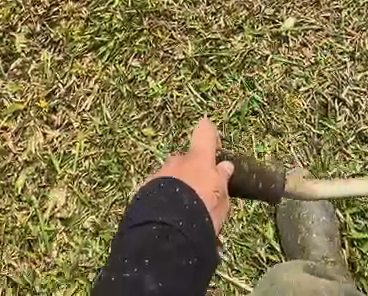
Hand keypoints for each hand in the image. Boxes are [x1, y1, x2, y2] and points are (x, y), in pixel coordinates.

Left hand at [147, 117, 234, 234]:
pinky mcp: (143, 192)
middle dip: (191, 173)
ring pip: (170, 176)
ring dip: (175, 189)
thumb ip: (222, 180)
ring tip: (182, 214)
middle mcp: (177, 161)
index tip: (215, 149)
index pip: (206, 131)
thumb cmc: (201, 212)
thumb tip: (225, 166)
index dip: (210, 136)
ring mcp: (158, 175)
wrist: (167, 235)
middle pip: (186, 159)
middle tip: (199, 196)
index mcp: (199, 158)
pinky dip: (161, 200)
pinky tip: (167, 219)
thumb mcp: (221, 199)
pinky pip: (156, 191)